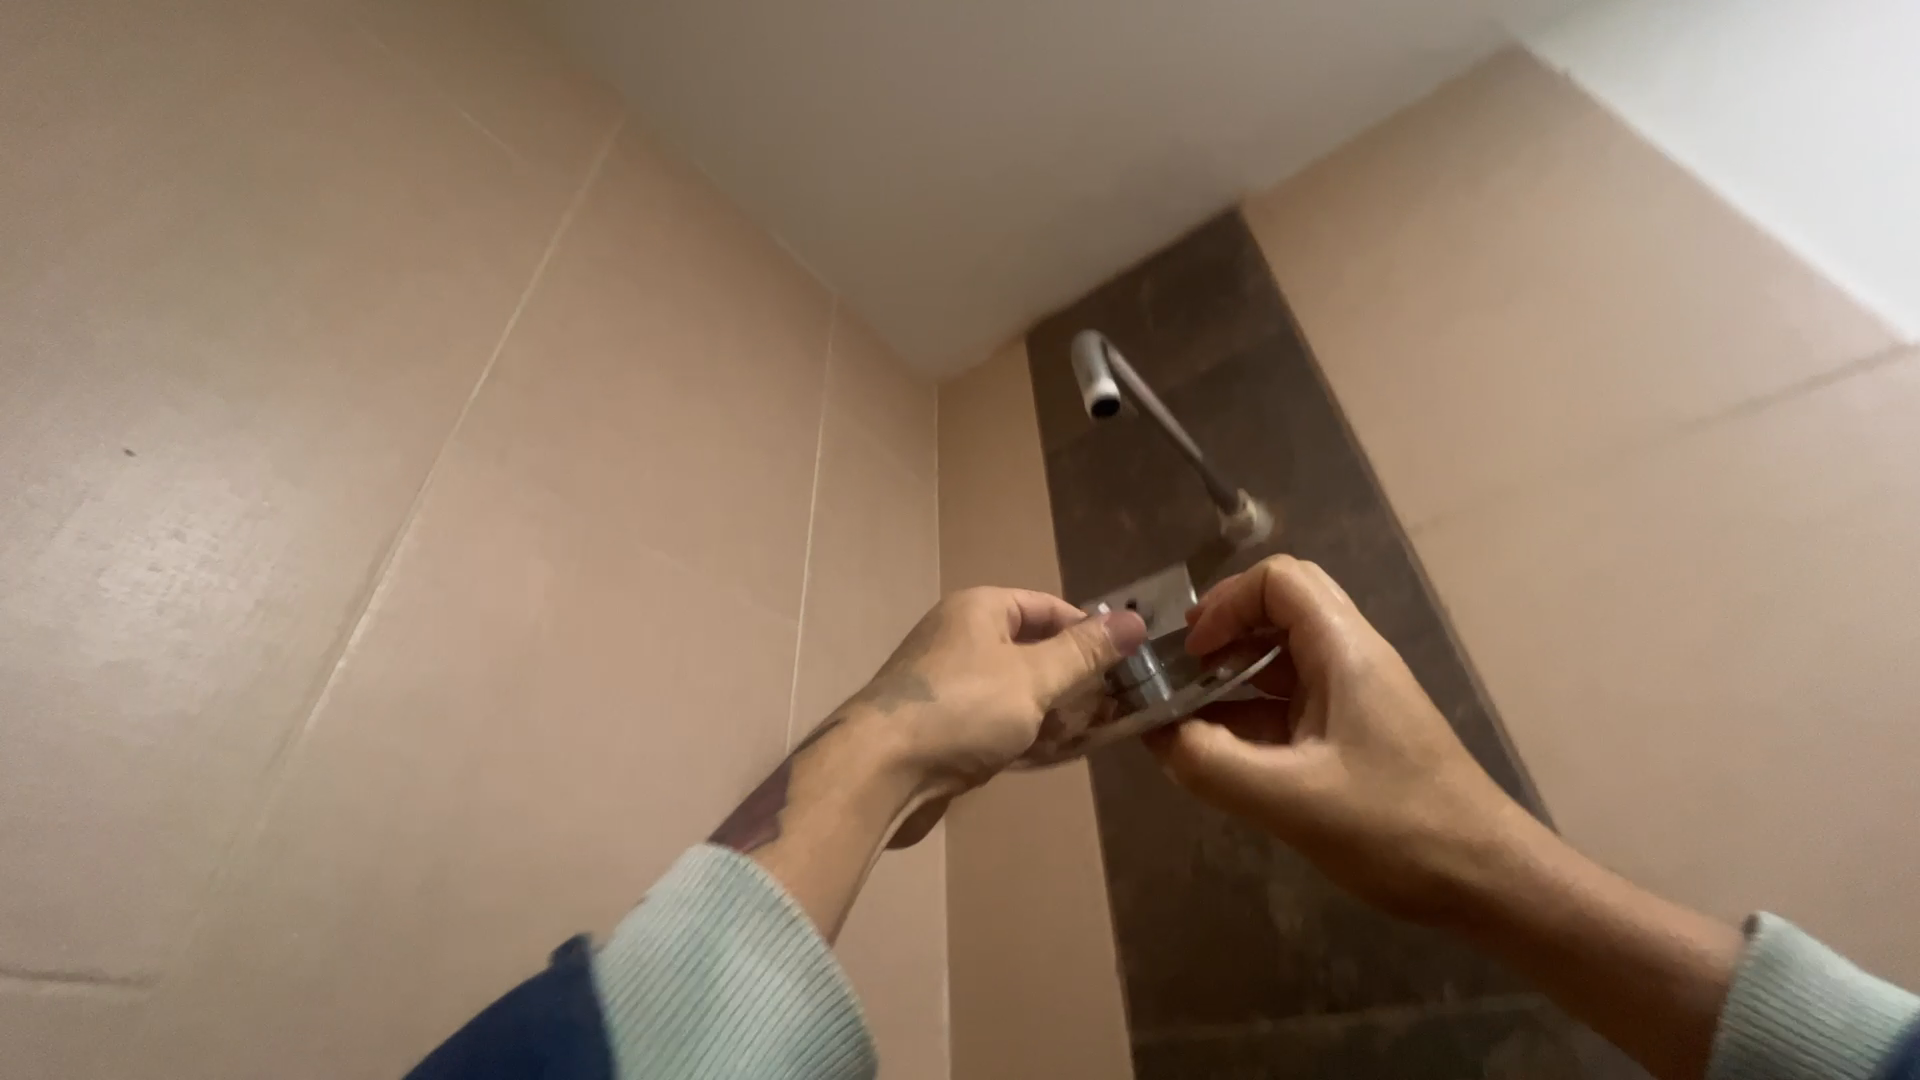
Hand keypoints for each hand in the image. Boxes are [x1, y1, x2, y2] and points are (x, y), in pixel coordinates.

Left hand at [840, 587, 1146, 843]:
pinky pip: (994, 720)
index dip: (1087, 631)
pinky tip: (1050, 755)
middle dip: (1072, 678)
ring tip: (1090, 734)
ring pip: (1015, 689)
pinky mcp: (942, 725)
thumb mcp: (1032, 678)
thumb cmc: (961, 709)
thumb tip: (1134, 619)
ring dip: (1050, 711)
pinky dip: (1022, 733)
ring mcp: (948, 683)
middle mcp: (960, 638)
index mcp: (979, 610)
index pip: (1046, 607)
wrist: (880, 771)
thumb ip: (1083, 653)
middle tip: (1114, 706)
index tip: (1124, 662)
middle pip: (1031, 649)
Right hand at [1147, 555, 1535, 923]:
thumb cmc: (1398, 829)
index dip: (1226, 603)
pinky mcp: (1350, 728)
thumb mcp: (1290, 800)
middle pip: (1280, 604)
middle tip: (1184, 665)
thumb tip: (1153, 734)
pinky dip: (1247, 708)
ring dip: (1230, 670)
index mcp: (1345, 651)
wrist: (1491, 883)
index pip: (1279, 579)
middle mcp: (1350, 657)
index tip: (1194, 653)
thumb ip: (1210, 764)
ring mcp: (1352, 693)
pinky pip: (1288, 696)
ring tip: (1187, 709)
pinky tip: (1219, 746)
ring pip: (1281, 651)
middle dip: (1223, 626)